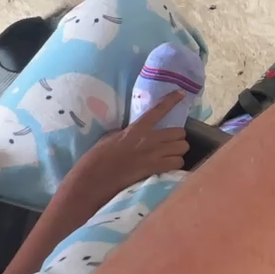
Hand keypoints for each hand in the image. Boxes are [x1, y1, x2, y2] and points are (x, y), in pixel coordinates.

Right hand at [54, 91, 189, 214]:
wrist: (92, 180)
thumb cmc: (95, 159)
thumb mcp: (109, 138)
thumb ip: (126, 133)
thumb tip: (133, 132)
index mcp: (136, 129)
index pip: (158, 110)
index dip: (171, 101)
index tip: (181, 93)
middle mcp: (150, 138)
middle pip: (180, 133)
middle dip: (177, 139)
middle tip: (169, 144)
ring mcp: (155, 153)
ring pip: (183, 147)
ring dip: (178, 152)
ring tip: (169, 157)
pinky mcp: (156, 168)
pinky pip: (178, 163)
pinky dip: (176, 165)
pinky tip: (167, 167)